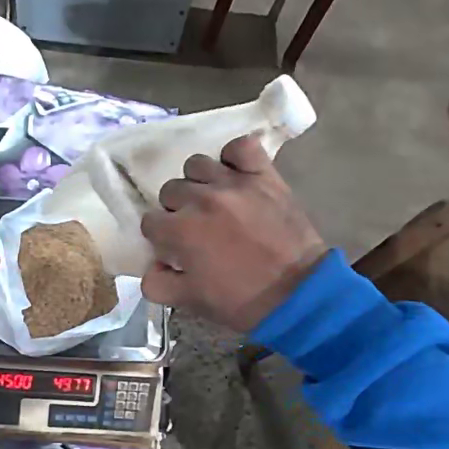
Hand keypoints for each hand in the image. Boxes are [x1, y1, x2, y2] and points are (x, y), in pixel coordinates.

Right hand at [140, 134, 326, 331]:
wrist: (297, 293)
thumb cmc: (242, 300)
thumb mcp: (191, 302)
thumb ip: (158, 283)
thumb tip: (153, 265)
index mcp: (181, 231)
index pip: (151, 222)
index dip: (161, 238)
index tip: (175, 249)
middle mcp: (202, 199)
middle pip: (171, 191)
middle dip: (177, 210)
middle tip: (196, 229)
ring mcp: (234, 183)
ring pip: (198, 165)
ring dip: (198, 183)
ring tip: (213, 201)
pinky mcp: (264, 175)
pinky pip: (241, 146)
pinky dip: (234, 156)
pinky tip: (235, 175)